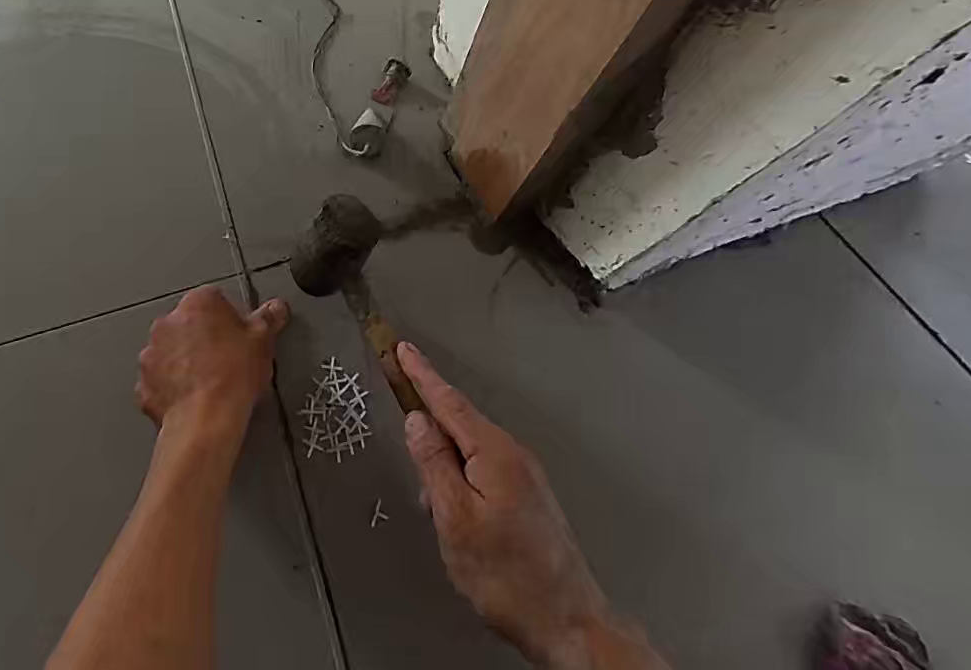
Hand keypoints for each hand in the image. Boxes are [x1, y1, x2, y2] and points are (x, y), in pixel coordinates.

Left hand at [134, 286, 288, 428]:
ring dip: (188, 358)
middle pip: (191, 321)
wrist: (206, 421)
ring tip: (213, 378)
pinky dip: (175, 383)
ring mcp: (152, 354)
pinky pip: (162, 378)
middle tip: (230, 355)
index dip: (231, 315)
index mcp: (198, 303)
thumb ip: (269, 317)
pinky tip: (196, 395)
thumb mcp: (263, 340)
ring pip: (173, 349)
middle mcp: (169, 323)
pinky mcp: (144, 384)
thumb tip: (275, 309)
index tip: (241, 331)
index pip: (215, 298)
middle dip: (206, 335)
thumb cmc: (233, 376)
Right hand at [397, 342, 622, 667]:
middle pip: (460, 425)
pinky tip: (459, 520)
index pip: (448, 401)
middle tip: (419, 470)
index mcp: (493, 451)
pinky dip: (463, 484)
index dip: (422, 374)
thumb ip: (434, 463)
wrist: (567, 620)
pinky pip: (484, 472)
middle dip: (430, 434)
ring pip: (470, 453)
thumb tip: (417, 420)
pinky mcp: (526, 494)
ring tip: (439, 516)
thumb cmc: (508, 575)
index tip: (404, 349)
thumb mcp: (455, 519)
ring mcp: (523, 473)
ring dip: (446, 470)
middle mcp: (512, 453)